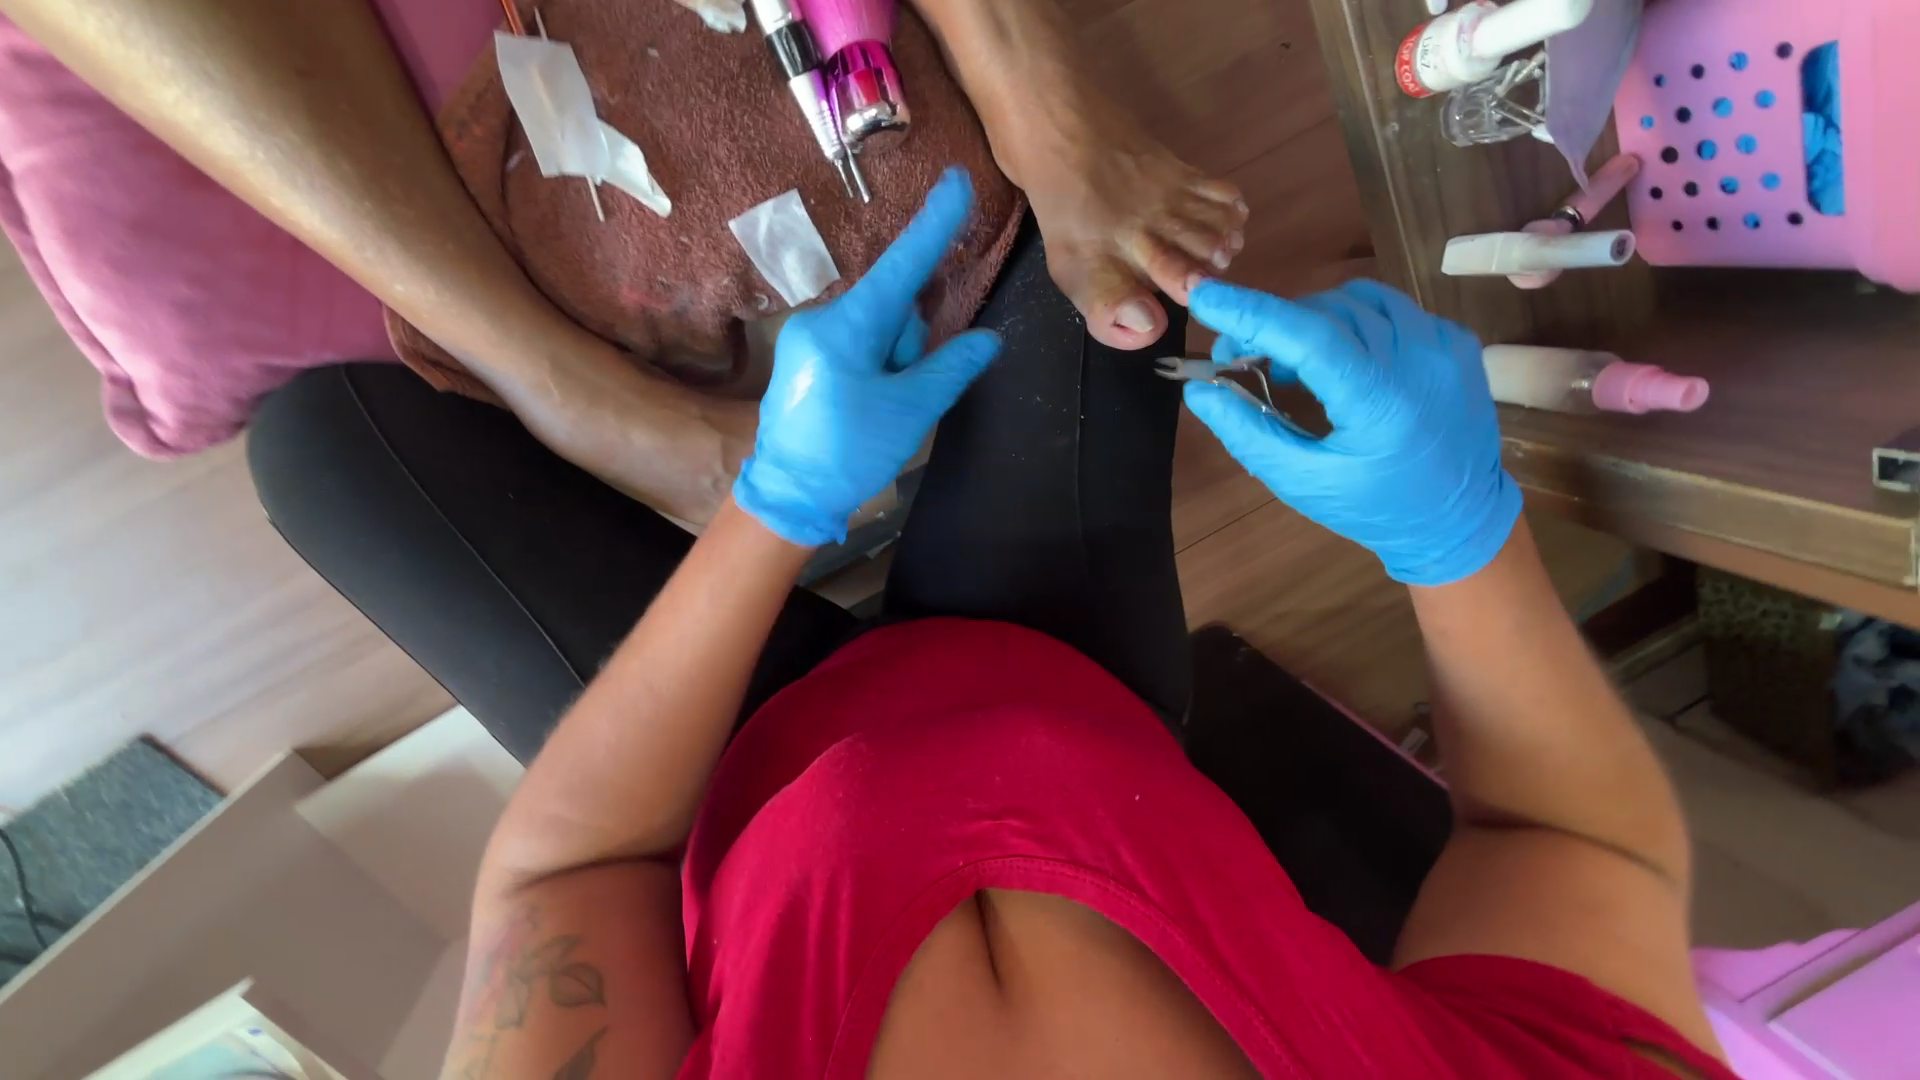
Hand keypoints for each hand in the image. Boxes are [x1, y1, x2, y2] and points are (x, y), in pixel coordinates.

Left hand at [732, 169, 1001, 545]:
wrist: (790, 495)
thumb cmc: (849, 452)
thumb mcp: (910, 411)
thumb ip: (950, 368)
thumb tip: (989, 339)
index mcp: (847, 325)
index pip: (902, 267)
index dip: (934, 227)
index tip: (956, 181)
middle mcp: (824, 319)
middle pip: (895, 310)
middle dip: (911, 345)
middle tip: (901, 395)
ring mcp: (811, 338)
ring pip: (879, 333)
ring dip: (894, 363)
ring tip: (880, 410)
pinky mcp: (807, 358)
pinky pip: (858, 347)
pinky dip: (877, 369)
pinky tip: (868, 406)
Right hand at [1184, 279, 1520, 585]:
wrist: (1459, 518)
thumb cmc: (1371, 508)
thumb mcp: (1300, 482)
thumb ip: (1247, 433)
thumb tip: (1199, 390)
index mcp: (1381, 404)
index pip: (1308, 336)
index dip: (1251, 312)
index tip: (1203, 296)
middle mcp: (1420, 361)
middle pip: (1326, 311)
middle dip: (1269, 324)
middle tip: (1236, 358)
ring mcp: (1444, 344)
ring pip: (1356, 300)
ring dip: (1308, 320)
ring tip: (1288, 363)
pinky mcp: (1455, 340)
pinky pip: (1388, 309)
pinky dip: (1347, 323)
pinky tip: (1336, 359)